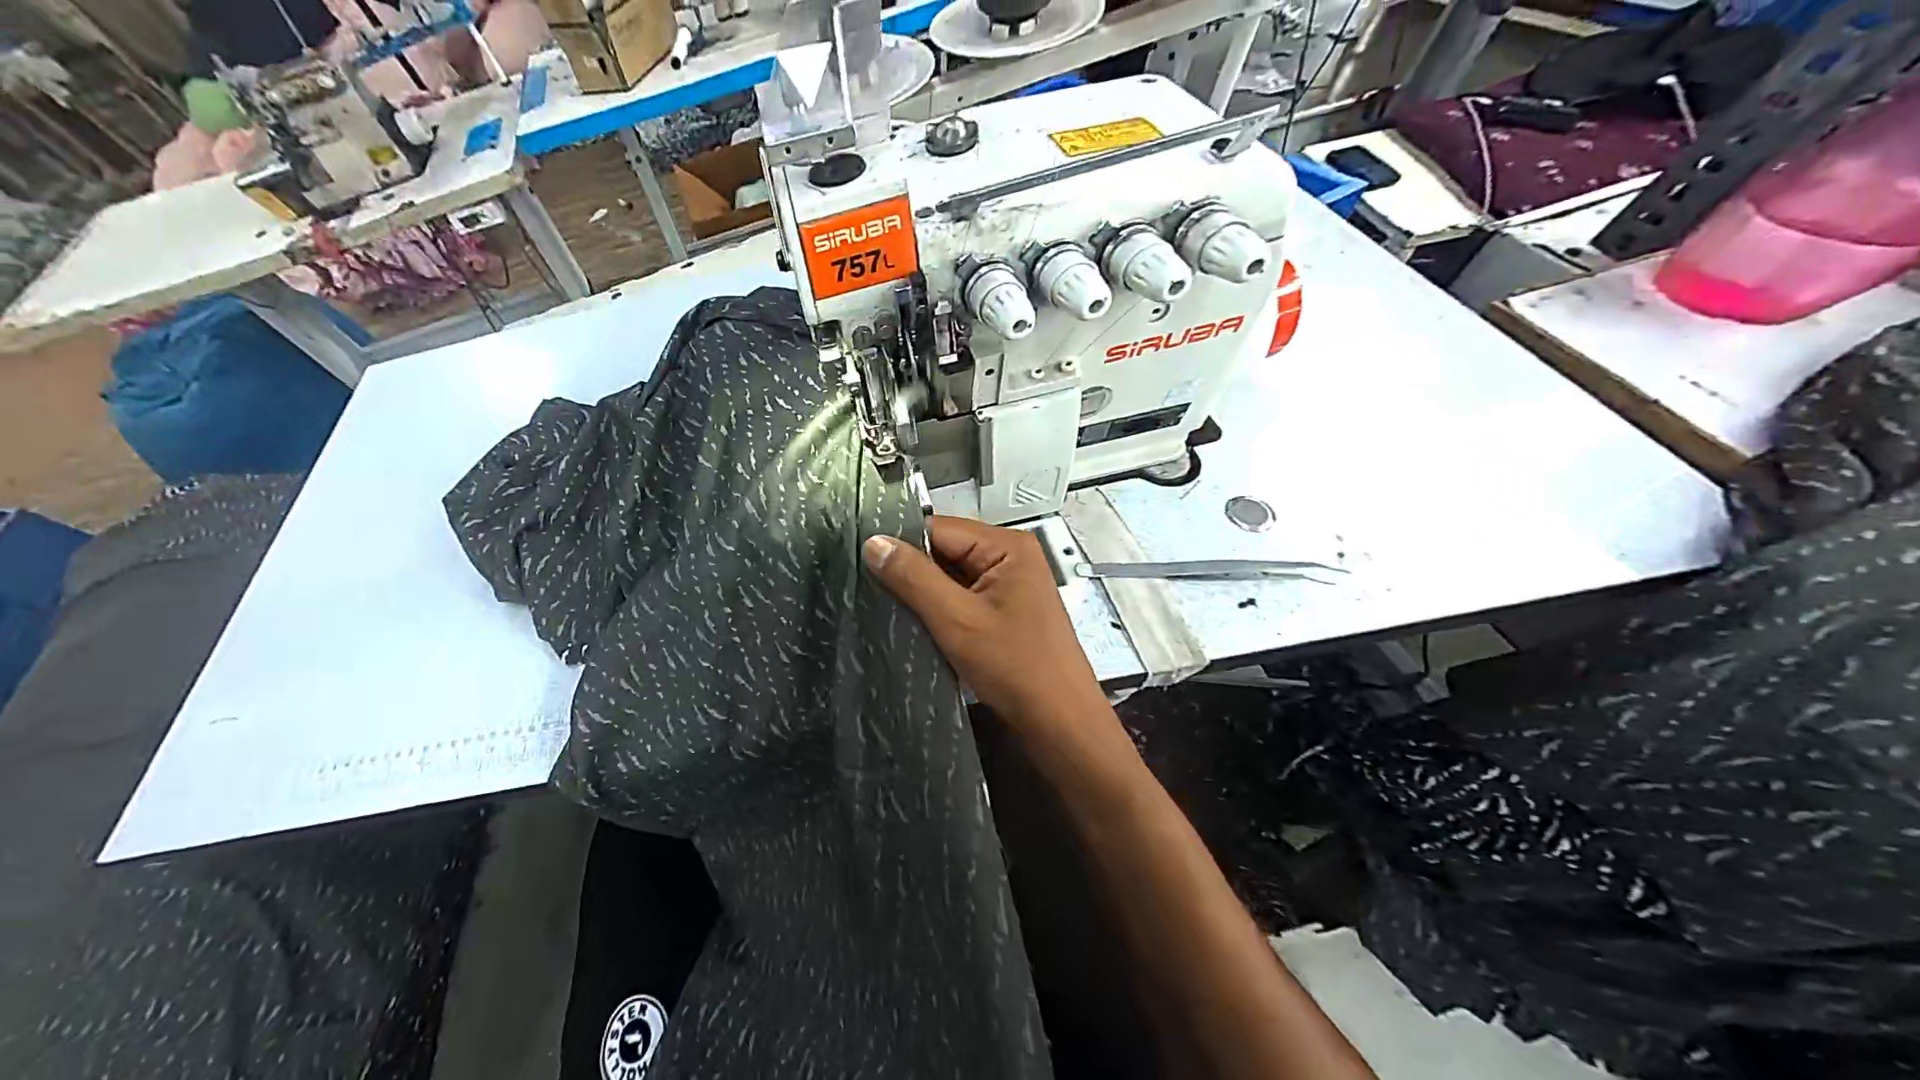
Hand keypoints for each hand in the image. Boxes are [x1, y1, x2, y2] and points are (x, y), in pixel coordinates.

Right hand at [864, 517, 1111, 739]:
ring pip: (950, 576)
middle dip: (912, 572)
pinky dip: (941, 610)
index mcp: (1008, 546)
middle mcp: (1011, 557)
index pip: (939, 528)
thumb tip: (875, 544)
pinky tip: (920, 625)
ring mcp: (1009, 585)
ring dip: (925, 594)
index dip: (901, 545)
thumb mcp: (957, 619)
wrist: (1058, 721)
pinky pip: (962, 597)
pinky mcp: (1004, 610)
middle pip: (945, 550)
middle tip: (872, 591)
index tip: (863, 562)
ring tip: (894, 611)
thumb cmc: (1017, 668)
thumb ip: (914, 578)